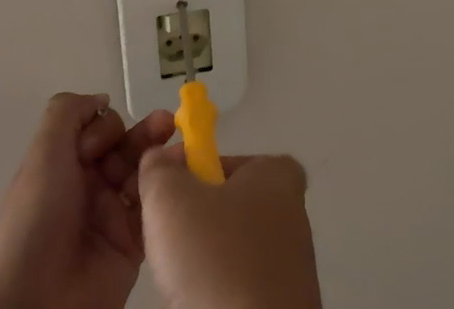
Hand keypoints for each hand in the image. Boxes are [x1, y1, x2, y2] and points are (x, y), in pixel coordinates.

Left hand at [0, 92, 174, 308]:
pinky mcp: (133, 243)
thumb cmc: (37, 219)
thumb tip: (100, 99)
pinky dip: (169, 189)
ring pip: (143, 173)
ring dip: (160, 155)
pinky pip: (156, 208)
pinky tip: (182, 176)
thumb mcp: (42, 155)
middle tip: (165, 124)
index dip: (103, 128)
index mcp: (62, 165)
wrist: (38, 299)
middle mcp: (87, 186)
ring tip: (180, 146)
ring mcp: (111, 215)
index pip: (96, 129)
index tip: (94, 148)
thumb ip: (67, 113)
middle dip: (144, 132)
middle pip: (125, 147)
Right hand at [137, 146, 321, 308]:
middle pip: (235, 205)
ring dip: (207, 257)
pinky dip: (220, 288)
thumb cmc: (213, 255)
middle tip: (173, 235)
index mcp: (279, 177)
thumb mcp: (169, 198)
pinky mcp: (283, 301)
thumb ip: (159, 169)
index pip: (241, 160)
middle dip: (201, 218)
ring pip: (237, 248)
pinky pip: (242, 283)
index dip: (206, 171)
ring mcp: (293, 262)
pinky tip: (199, 298)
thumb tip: (160, 159)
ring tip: (182, 273)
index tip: (179, 192)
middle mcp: (293, 214)